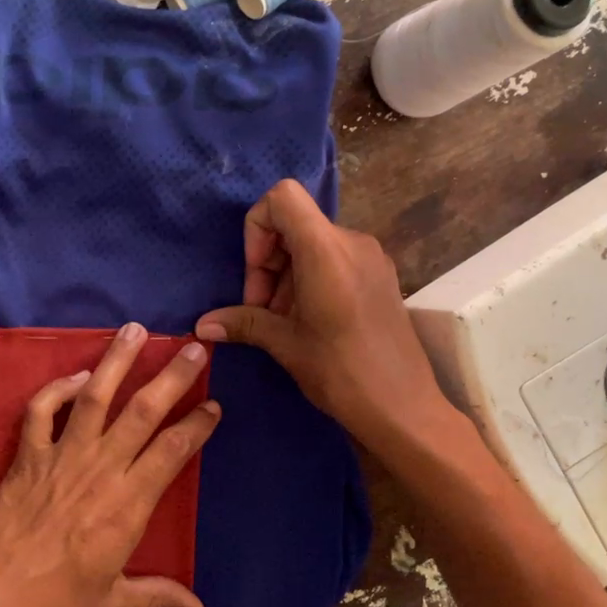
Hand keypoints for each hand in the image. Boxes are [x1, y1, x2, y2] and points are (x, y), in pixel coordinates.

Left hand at [0, 322, 219, 606]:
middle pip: (142, 412)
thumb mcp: (113, 603)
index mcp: (127, 505)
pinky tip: (78, 375)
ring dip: (117, 361)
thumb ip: (157, 596)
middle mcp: (99, 470)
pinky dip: (57, 389)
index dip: (195, 425)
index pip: (172, 452)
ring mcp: (60, 457)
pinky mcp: (27, 456)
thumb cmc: (56, 605)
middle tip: (193, 347)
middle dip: (171, 377)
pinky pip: (42, 412)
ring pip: (95, 398)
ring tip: (135, 330)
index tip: (213, 405)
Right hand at [194, 179, 460, 455]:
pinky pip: (334, 260)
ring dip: (286, 276)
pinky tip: (308, 322)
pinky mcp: (380, 277)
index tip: (257, 276)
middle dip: (267, 262)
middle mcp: (352, 242)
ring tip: (282, 322)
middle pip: (294, 224)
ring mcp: (371, 258)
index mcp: (327, 250)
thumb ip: (242, 322)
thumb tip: (202, 324)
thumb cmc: (341, 371)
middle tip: (260, 310)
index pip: (282, 197)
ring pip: (311, 245)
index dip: (257, 228)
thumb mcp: (284, 344)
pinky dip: (310, 281)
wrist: (404, 409)